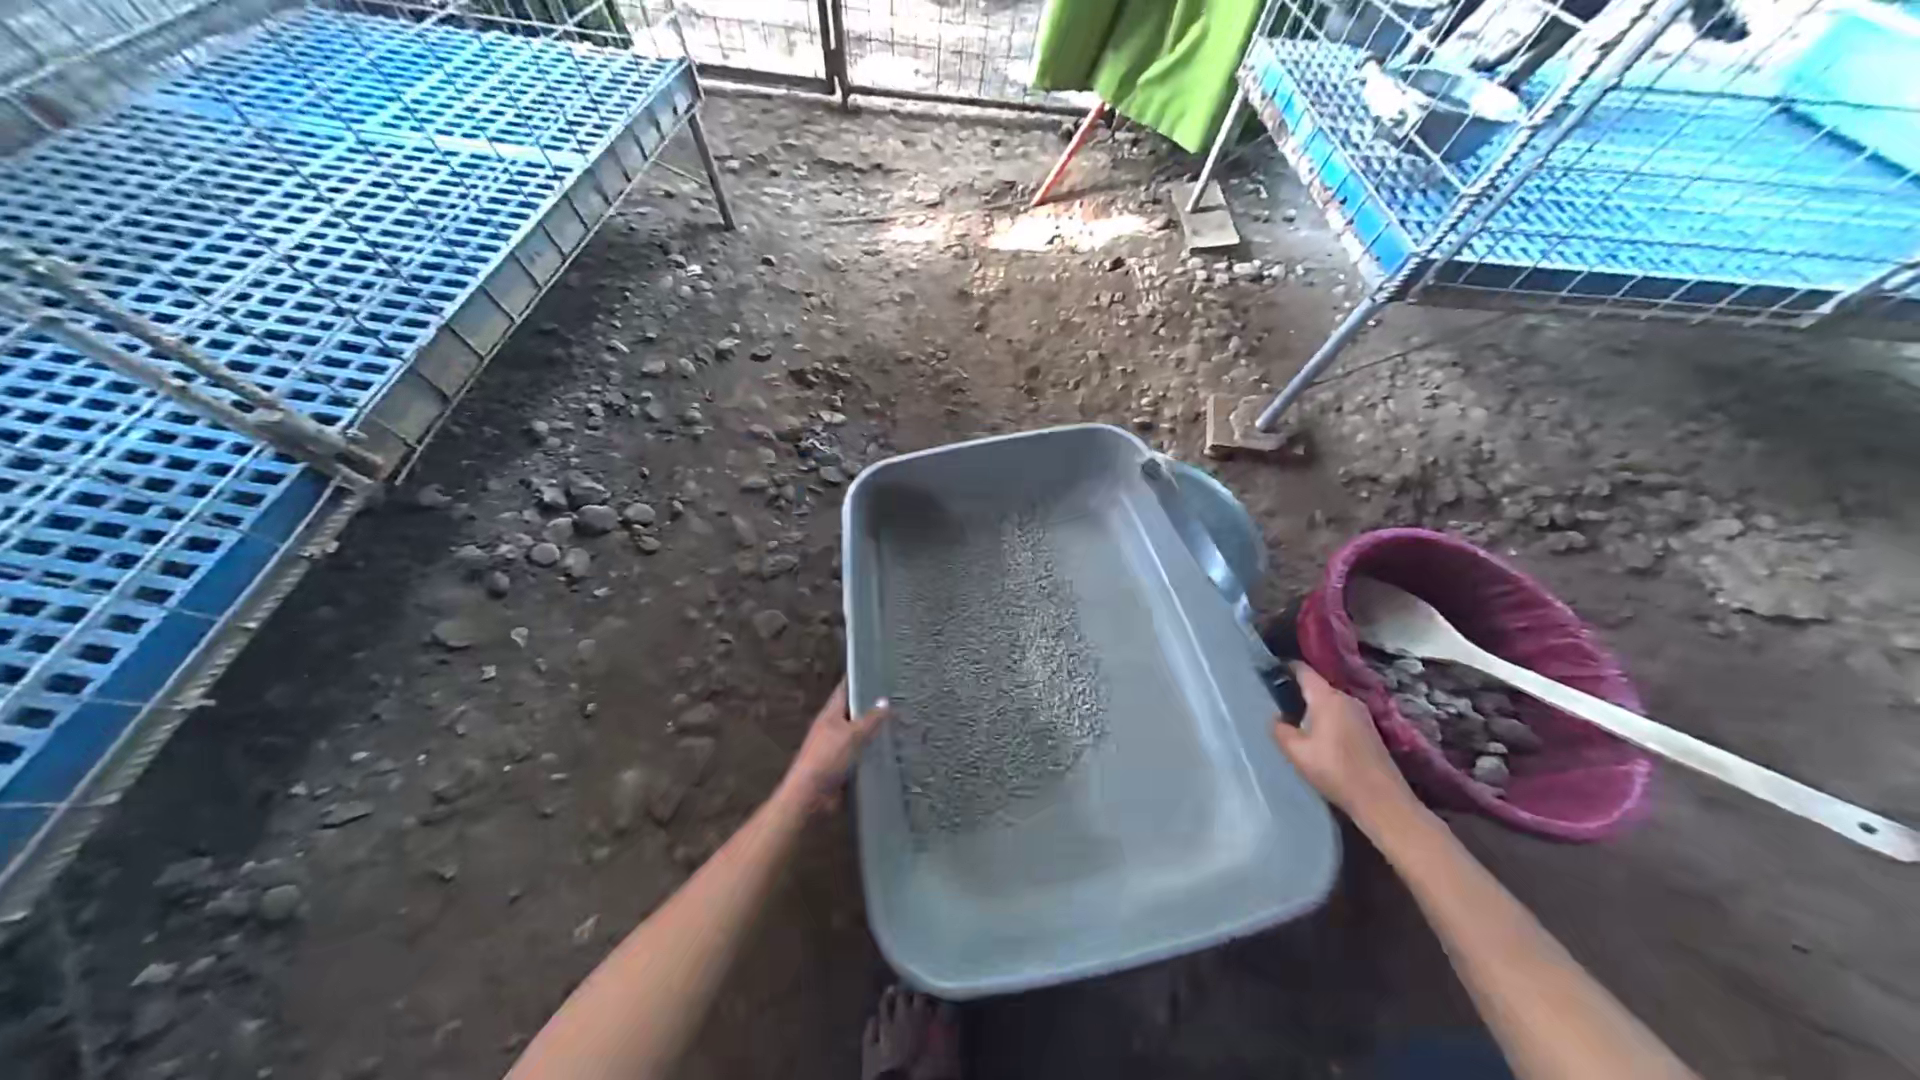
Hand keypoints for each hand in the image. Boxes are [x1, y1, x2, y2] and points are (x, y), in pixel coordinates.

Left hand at [779, 679, 890, 813]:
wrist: (810, 798)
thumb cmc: (827, 760)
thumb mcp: (852, 735)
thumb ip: (870, 719)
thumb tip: (884, 702)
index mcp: (830, 714)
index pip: (845, 689)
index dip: (859, 679)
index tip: (878, 670)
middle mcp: (833, 728)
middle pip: (855, 712)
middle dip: (873, 706)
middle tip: (899, 699)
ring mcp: (837, 749)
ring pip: (860, 734)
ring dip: (876, 732)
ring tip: (901, 724)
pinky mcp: (843, 768)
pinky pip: (862, 755)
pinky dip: (874, 753)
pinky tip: (892, 752)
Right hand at [1272, 661, 1421, 824]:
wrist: (1382, 800)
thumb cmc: (1335, 770)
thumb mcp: (1296, 751)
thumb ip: (1280, 729)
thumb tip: (1276, 718)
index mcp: (1327, 698)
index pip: (1303, 671)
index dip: (1285, 667)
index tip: (1267, 672)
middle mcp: (1346, 699)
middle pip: (1317, 686)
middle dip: (1297, 689)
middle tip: (1275, 701)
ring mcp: (1361, 714)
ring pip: (1329, 701)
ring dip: (1312, 706)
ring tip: (1293, 719)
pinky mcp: (1369, 730)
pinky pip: (1340, 713)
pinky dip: (1326, 717)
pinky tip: (1317, 735)